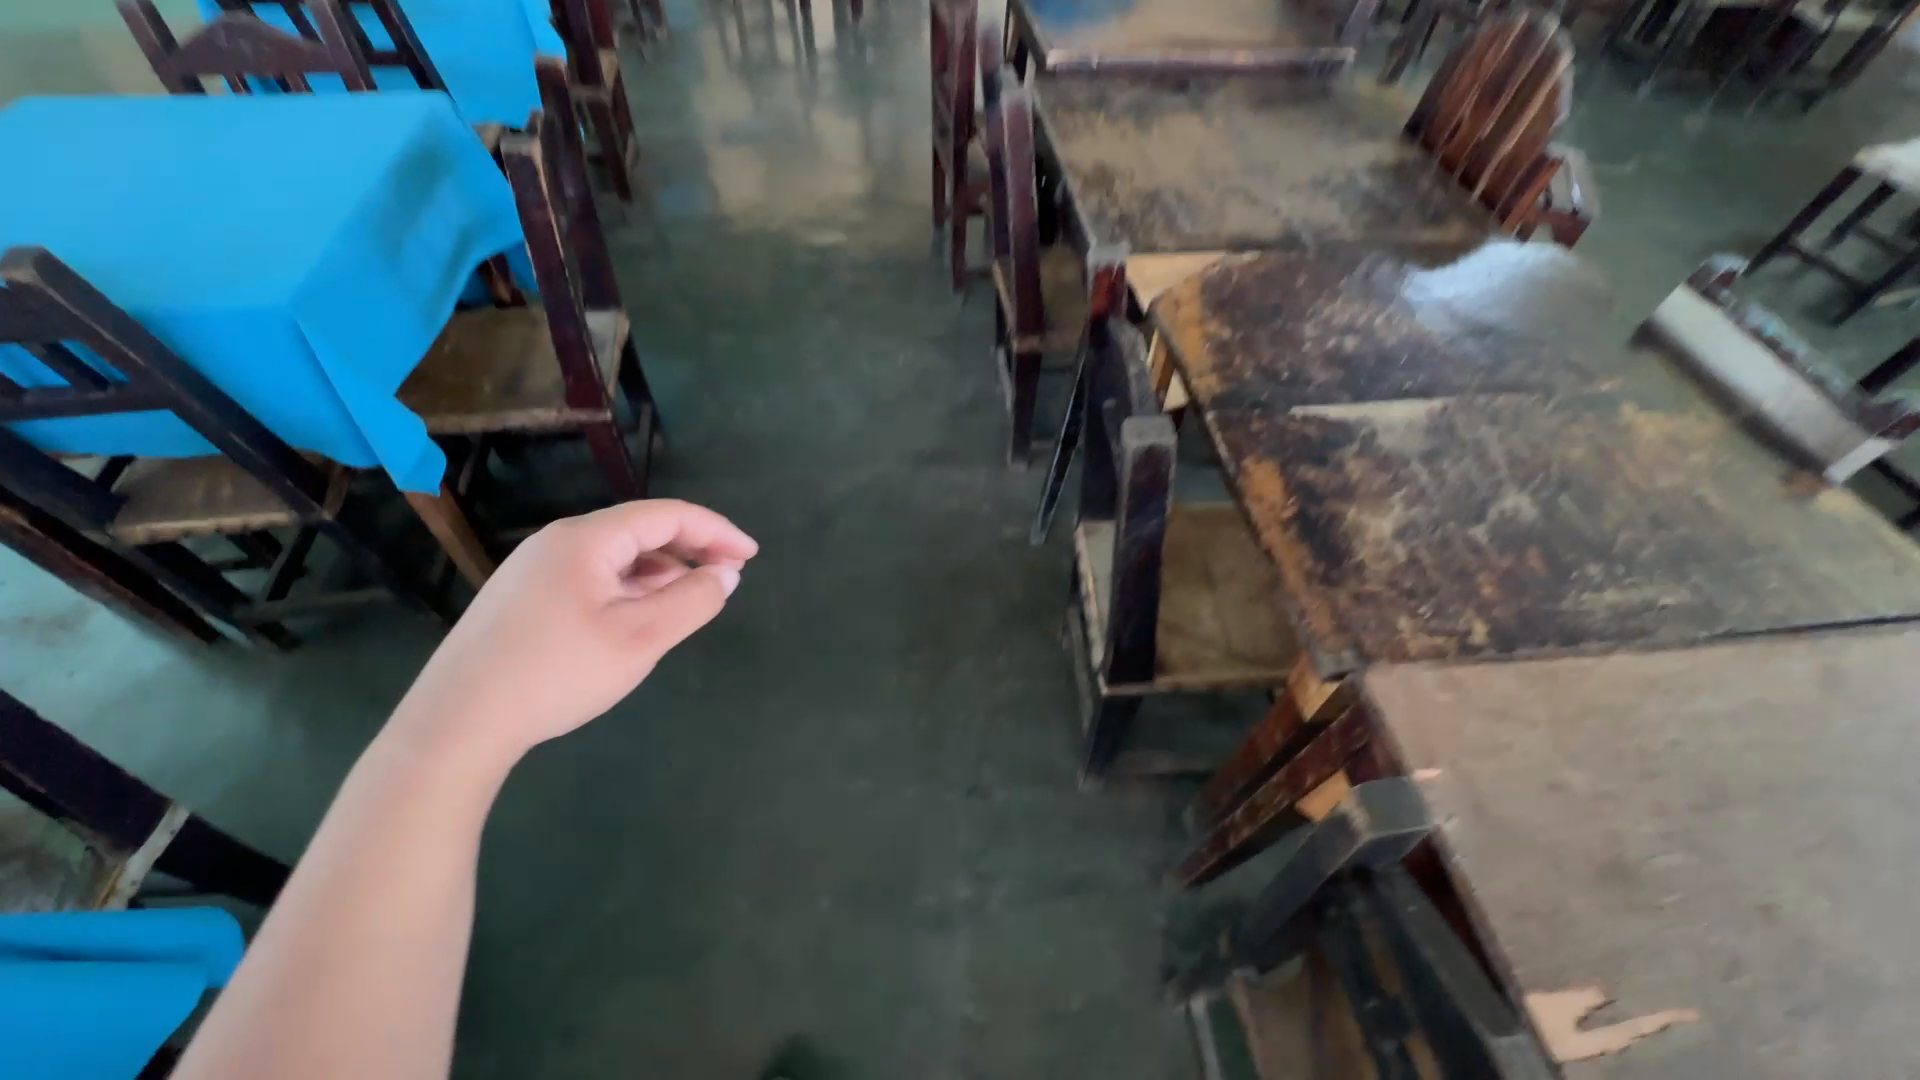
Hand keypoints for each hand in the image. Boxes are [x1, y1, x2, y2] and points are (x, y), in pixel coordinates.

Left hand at [390, 499, 757, 764]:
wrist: (458, 721)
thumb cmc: (558, 673)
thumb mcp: (641, 638)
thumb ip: (693, 600)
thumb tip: (726, 573)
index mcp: (587, 539)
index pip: (666, 515)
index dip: (715, 530)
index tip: (751, 556)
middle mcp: (558, 541)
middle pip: (640, 531)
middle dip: (690, 550)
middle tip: (728, 577)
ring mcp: (535, 568)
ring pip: (616, 557)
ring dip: (661, 571)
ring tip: (691, 602)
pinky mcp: (523, 597)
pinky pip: (593, 577)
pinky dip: (630, 588)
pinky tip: (640, 618)